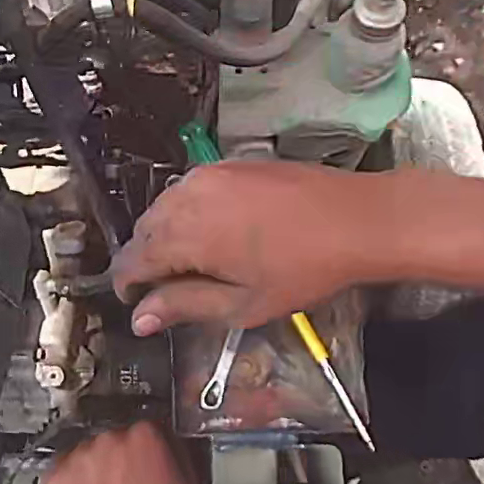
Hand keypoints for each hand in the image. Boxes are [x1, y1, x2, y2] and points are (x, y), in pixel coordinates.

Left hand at [39, 423, 196, 483]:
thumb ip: (178, 453)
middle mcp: (109, 438)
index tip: (144, 461)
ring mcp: (78, 457)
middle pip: (113, 438)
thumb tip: (169, 442)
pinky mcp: (54, 477)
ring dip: (92, 471)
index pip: (146, 428)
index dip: (147, 449)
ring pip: (86, 454)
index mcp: (146, 435)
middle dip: (118, 459)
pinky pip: (62, 473)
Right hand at [112, 161, 399, 334]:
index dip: (128, 285)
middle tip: (166, 289)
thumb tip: (139, 320)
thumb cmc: (303, 269)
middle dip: (145, 260)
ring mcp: (208, 174)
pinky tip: (208, 232)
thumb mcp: (242, 303)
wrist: (356, 219)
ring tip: (188, 263)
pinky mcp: (229, 163)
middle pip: (143, 230)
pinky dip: (185, 213)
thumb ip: (184, 306)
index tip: (136, 303)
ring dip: (163, 235)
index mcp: (186, 233)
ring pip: (163, 207)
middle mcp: (188, 196)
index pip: (132, 259)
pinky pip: (188, 190)